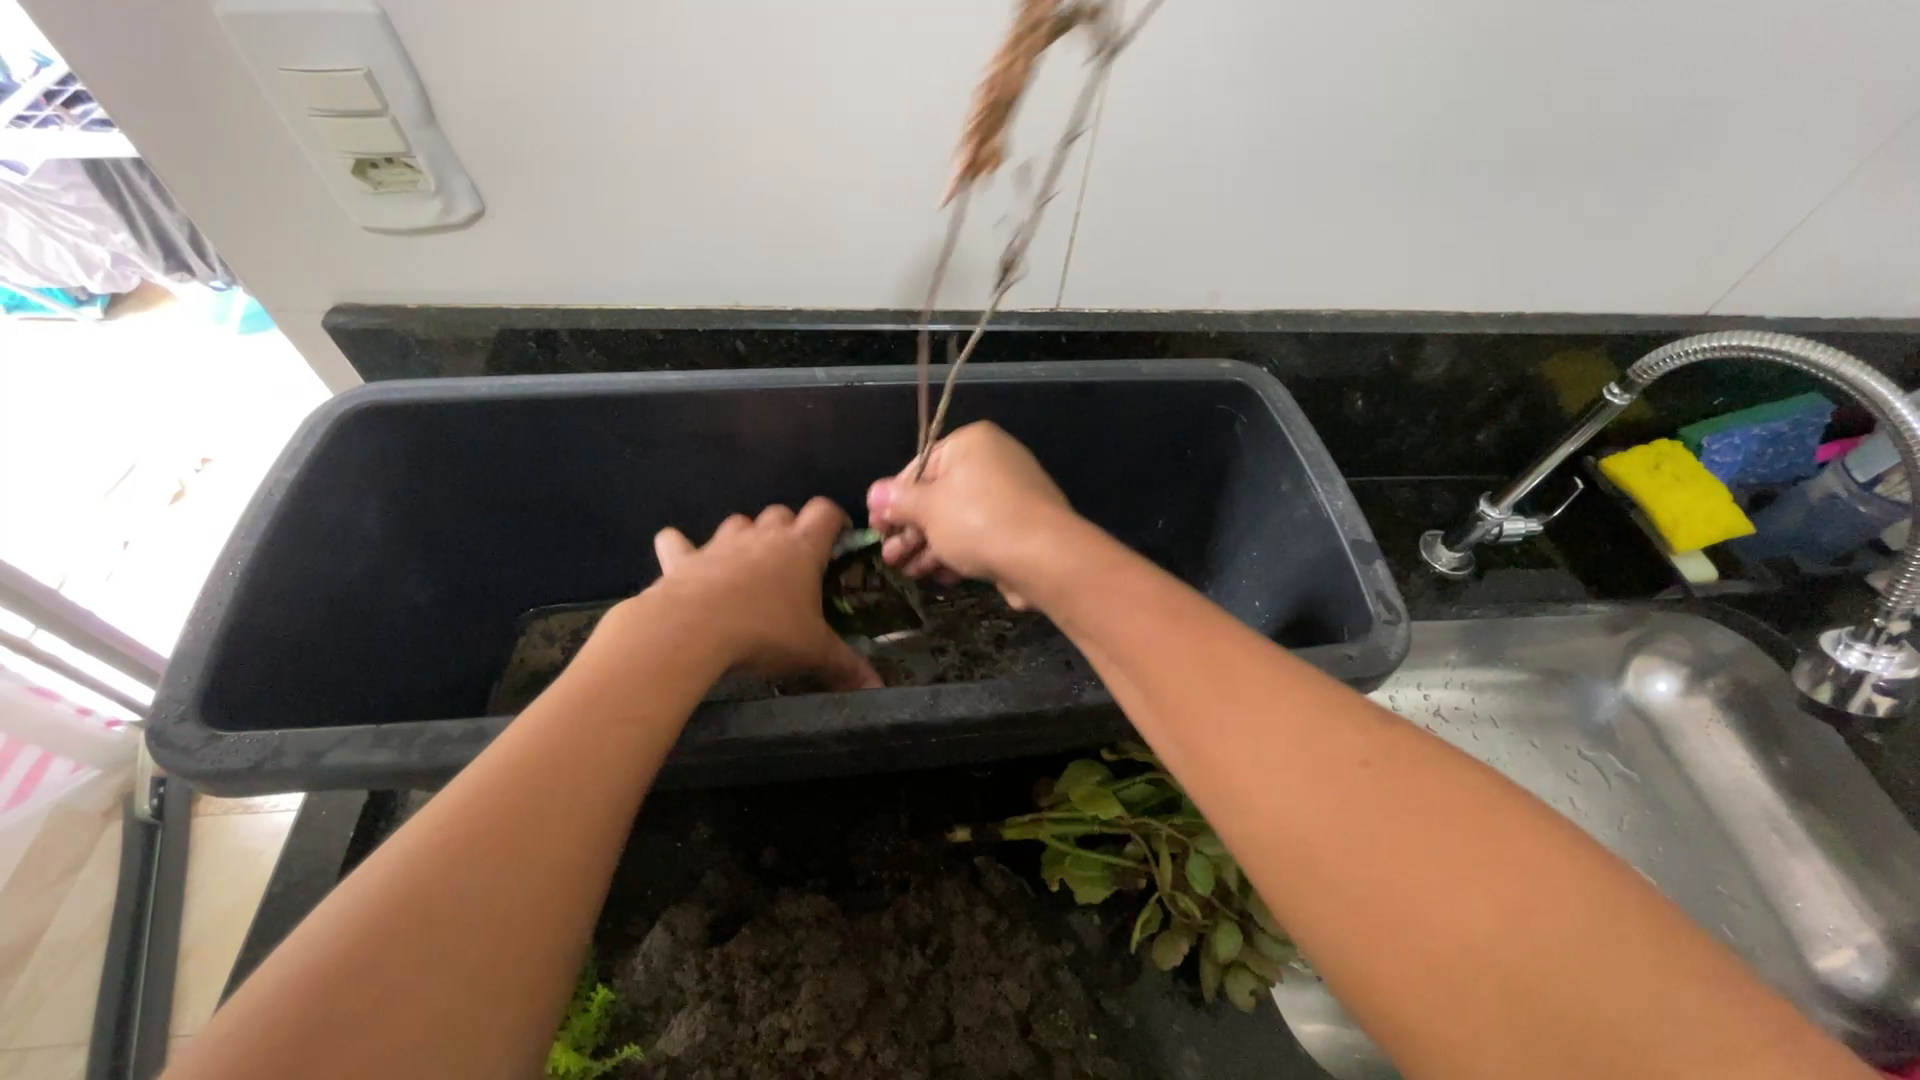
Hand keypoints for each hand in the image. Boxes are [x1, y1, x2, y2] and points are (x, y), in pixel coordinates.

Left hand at [644, 498, 881, 690]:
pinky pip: (677, 542)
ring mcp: (721, 544)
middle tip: (793, 560)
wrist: (694, 629)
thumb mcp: (813, 652)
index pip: (825, 512)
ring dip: (744, 535)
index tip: (838, 534)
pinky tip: (683, 560)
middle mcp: (763, 536)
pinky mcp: (683, 558)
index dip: (834, 518)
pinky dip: (680, 548)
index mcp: (801, 548)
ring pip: (737, 523)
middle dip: (788, 528)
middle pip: (781, 513)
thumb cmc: (766, 632)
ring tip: (748, 562)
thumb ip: (846, 666)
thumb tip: (878, 688)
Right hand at [866, 422, 1073, 608]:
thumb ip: (899, 501)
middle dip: (910, 530)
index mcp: (971, 444)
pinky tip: (938, 577)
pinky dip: (957, 554)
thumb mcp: (928, 508)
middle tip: (888, 557)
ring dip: (928, 547)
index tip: (875, 526)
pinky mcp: (1019, 529)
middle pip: (939, 496)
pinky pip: (979, 536)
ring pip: (957, 520)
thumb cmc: (978, 520)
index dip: (893, 499)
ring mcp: (1010, 497)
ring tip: (906, 572)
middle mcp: (993, 463)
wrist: (1044, 557)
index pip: (920, 466)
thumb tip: (874, 493)